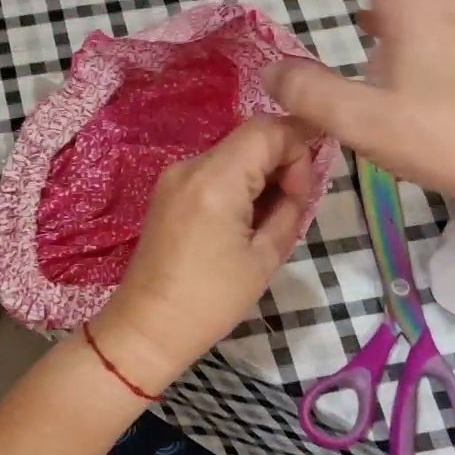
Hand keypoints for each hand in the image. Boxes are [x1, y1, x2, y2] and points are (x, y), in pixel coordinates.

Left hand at [88, 114, 318, 390]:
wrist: (149, 326)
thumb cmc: (212, 299)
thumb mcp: (266, 255)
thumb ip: (291, 205)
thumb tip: (302, 178)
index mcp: (215, 178)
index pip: (269, 128)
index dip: (300, 145)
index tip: (306, 188)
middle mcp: (189, 166)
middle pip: (250, 137)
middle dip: (281, 161)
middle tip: (292, 207)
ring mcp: (173, 177)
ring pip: (232, 154)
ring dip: (260, 174)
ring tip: (269, 219)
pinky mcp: (167, 192)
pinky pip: (213, 172)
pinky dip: (237, 184)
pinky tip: (243, 221)